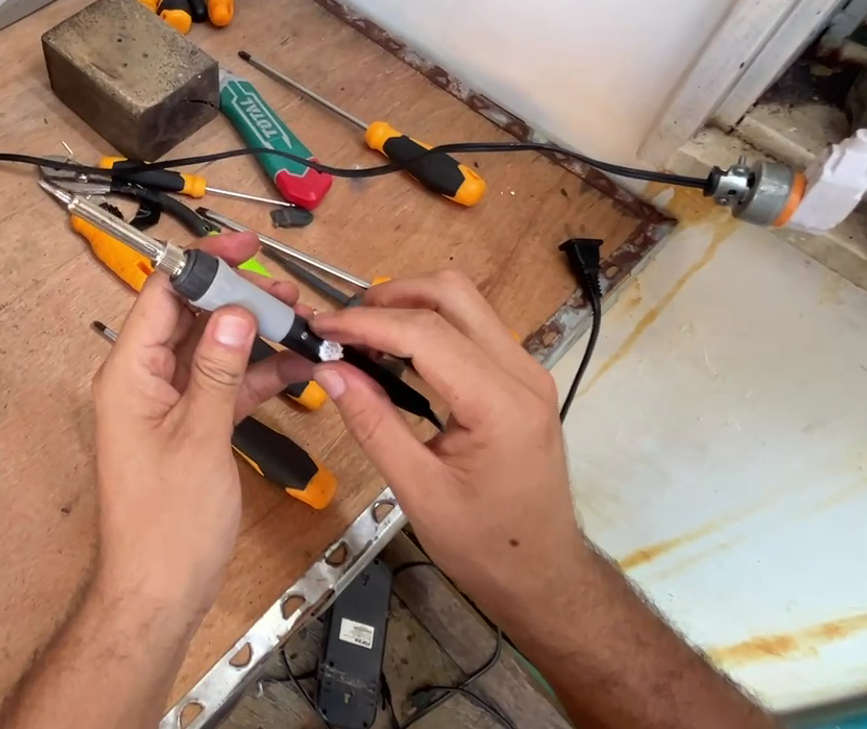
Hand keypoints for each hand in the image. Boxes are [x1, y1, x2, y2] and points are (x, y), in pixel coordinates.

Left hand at [90, 233, 310, 622]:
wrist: (158, 593)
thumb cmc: (167, 524)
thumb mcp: (200, 438)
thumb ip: (219, 371)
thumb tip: (234, 311)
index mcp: (130, 373)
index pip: (162, 295)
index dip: (201, 264)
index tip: (243, 247)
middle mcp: (144, 379)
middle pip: (190, 317)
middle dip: (236, 297)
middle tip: (282, 289)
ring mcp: (169, 401)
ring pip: (212, 348)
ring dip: (252, 333)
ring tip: (296, 318)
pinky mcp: (192, 423)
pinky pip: (224, 383)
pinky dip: (256, 373)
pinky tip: (295, 364)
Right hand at [310, 271, 590, 611]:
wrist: (545, 574)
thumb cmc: (484, 544)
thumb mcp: (418, 492)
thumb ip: (372, 423)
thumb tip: (327, 368)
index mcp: (500, 404)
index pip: (426, 333)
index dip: (367, 322)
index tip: (321, 327)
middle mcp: (521, 372)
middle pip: (452, 293)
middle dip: (390, 296)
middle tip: (343, 324)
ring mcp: (525, 369)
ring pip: (462, 301)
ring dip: (407, 304)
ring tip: (361, 336)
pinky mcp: (518, 375)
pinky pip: (469, 325)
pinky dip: (425, 323)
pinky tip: (392, 351)